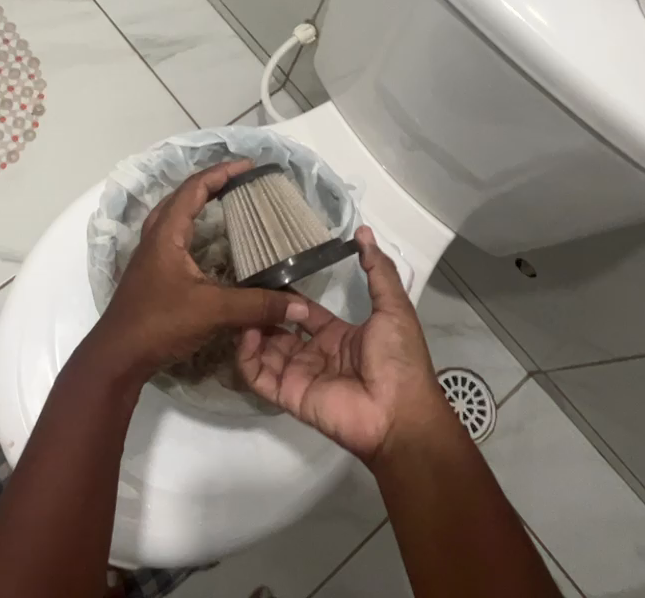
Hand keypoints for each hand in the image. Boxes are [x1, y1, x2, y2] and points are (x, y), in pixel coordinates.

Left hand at [83, 160, 305, 382]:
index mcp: (167, 233)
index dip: (221, 173)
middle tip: (239, 180)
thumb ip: (257, 305)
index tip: (248, 166)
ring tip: (224, 201)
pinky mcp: (150, 272)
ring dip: (197, 202)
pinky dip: (191, 225)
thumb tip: (299, 303)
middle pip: (181, 196)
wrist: (118, 355)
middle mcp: (155, 237)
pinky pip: (172, 234)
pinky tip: (206, 242)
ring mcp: (149, 255)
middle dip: (210, 183)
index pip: (194, 189)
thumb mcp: (213, 311)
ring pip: (173, 214)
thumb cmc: (160, 323)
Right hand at [235, 227, 449, 462]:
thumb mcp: (393, 307)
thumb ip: (378, 271)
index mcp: (338, 335)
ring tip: (243, 308)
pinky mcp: (288, 395)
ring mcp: (300, 376)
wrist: (401, 414)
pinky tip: (246, 333)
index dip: (287, 296)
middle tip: (246, 290)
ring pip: (264, 350)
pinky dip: (246, 356)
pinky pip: (259, 376)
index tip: (266, 275)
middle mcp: (315, 354)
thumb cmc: (398, 360)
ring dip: (251, 329)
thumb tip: (363, 231)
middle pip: (279, 329)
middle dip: (264, 311)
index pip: (303, 311)